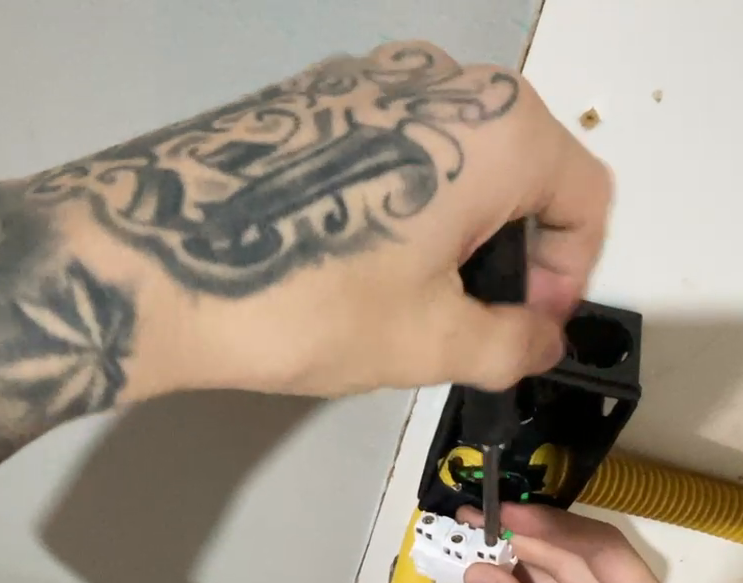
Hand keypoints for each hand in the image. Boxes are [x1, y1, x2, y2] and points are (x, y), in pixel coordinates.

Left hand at [43, 41, 611, 399]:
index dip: (573, 272)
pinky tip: (362, 258)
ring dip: (464, 232)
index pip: (585, 195)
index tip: (534, 327)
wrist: (156, 262)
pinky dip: (411, 204)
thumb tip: (544, 338)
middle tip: (479, 322)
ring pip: (459, 158)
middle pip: (526, 170)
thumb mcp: (431, 343)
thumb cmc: (315, 302)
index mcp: (499, 130)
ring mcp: (373, 77)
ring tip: (417, 299)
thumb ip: (513, 344)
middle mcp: (445, 79)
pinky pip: (399, 147)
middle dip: (519, 253)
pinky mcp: (316, 95)